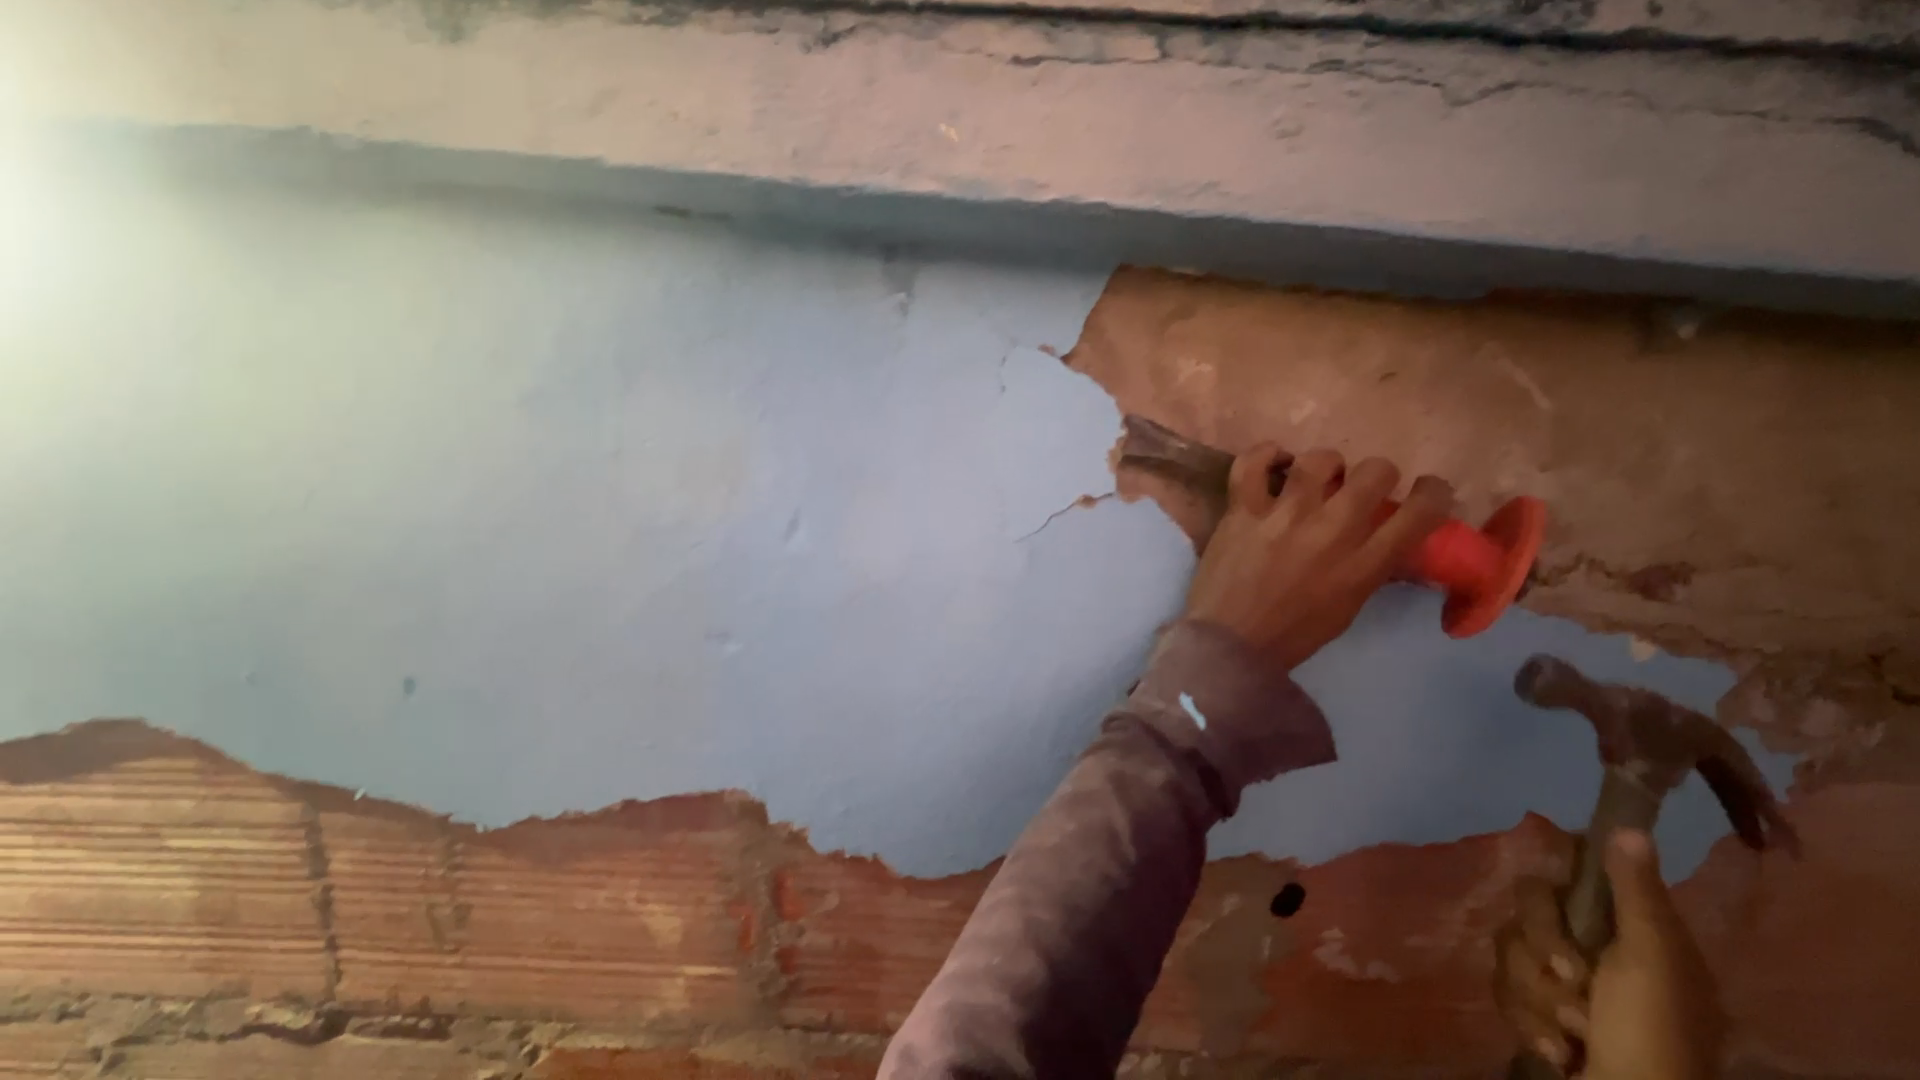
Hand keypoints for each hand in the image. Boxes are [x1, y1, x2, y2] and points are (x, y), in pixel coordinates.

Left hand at [1182, 445, 1451, 670]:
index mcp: (1363, 565)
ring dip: (1325, 465)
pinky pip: (1253, 463)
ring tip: (1316, 478)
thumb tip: (1390, 541)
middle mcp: (1330, 532)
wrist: (1229, 645)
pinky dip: (1265, 454)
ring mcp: (1284, 517)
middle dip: (1376, 474)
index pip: (1420, 512)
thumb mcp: (1348, 607)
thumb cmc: (1292, 634)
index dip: (1432, 492)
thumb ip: (1371, 569)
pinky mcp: (1243, 511)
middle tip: (1360, 487)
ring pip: (1319, 460)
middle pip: (1374, 472)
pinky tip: (1274, 462)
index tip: (1424, 490)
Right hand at [1495, 829, 1724, 1079]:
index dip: (1558, 883)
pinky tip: (1558, 1050)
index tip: (1557, 898)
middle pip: (1529, 909)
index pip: (1576, 874)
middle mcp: (1594, 948)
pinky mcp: (1537, 1010)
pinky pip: (1504, 990)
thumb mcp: (1653, 960)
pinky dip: (1529, 1023)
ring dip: (1537, 996)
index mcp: (1630, 930)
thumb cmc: (1654, 1032)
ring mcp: (1563, 982)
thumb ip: (1635, 893)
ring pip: (1510, 951)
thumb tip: (1628, 824)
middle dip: (1542, 948)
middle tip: (1574, 979)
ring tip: (1571, 1032)